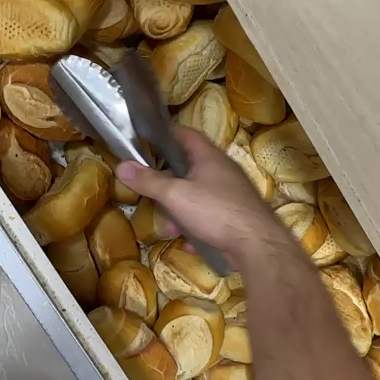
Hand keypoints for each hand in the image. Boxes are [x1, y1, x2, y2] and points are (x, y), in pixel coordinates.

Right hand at [117, 128, 287, 261]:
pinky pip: (211, 215)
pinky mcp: (237, 215)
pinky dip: (198, 226)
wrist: (257, 245)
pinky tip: (190, 242)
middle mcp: (223, 170)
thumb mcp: (175, 195)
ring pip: (199, 194)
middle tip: (152, 189)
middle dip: (169, 181)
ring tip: (170, 226)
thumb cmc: (215, 211)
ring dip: (181, 209)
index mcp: (209, 157)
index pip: (186, 134)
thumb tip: (121, 165)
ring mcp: (233, 193)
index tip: (147, 142)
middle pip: (190, 167)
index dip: (167, 134)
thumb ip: (148, 181)